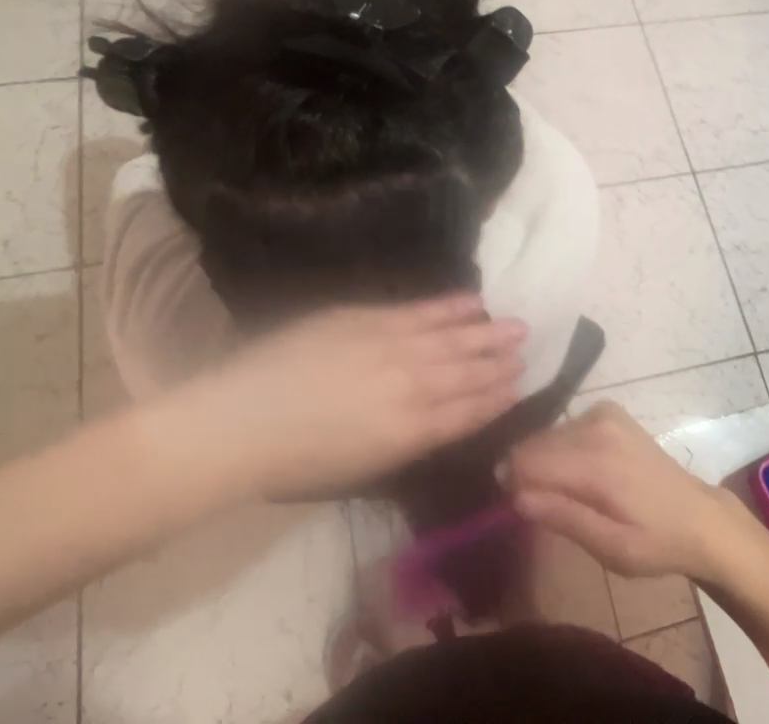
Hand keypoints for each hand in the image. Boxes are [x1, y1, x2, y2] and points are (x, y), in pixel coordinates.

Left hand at [171, 295, 526, 499]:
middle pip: (468, 373)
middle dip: (500, 363)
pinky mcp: (368, 320)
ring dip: (487, 333)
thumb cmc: (292, 462)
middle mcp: (414, 389)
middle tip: (526, 352)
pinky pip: (420, 311)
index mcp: (412, 433)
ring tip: (516, 326)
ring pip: (453, 339)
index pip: (468, 412)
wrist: (242, 422)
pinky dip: (449, 307)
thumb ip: (402, 441)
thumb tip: (429, 421)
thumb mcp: (359, 467)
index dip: (497, 398)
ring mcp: (392, 349)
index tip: (520, 386)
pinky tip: (473, 300)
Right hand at [503, 402, 760, 581]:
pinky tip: (583, 472)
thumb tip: (516, 497)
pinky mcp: (608, 410)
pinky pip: (564, 428)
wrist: (700, 517)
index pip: (525, 460)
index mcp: (597, 462)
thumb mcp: (612, 548)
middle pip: (532, 445)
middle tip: (549, 507)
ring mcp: (603, 413)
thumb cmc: (656, 541)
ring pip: (546, 435)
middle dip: (529, 474)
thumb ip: (564, 518)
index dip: (513, 486)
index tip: (523, 510)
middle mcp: (596, 426)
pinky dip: (563, 449)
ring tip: (570, 492)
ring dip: (547, 462)